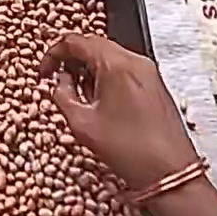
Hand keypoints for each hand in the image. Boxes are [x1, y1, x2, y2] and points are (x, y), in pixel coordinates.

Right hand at [40, 34, 195, 189]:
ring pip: (108, 56)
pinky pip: (123, 69)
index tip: (45, 71)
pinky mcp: (154, 85)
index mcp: (116, 65)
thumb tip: (59, 82)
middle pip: (93, 45)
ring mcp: (148, 72)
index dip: (53, 54)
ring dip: (88, 69)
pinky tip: (99, 101)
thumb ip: (62, 95)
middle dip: (71, 60)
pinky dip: (105, 77)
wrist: (171, 174)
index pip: (74, 41)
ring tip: (78, 95)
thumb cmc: (131, 150)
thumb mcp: (81, 123)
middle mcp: (135, 62)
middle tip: (57, 80)